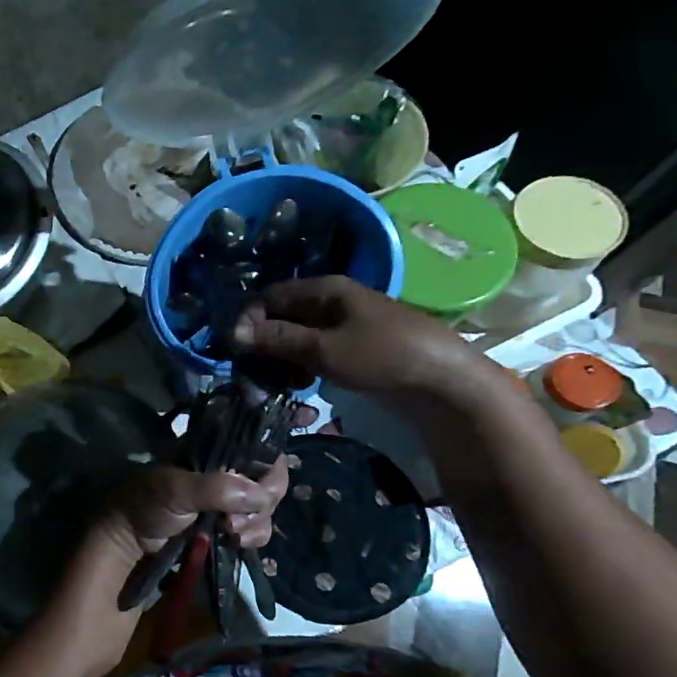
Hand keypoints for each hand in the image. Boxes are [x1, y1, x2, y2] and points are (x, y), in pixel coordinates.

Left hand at [90, 459, 290, 566]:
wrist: (130, 541)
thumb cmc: (148, 503)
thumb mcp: (175, 489)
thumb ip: (215, 488)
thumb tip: (260, 496)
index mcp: (218, 450)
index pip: (261, 448)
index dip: (268, 468)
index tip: (258, 489)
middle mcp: (230, 471)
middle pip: (271, 481)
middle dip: (260, 503)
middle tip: (233, 518)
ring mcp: (233, 500)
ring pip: (267, 508)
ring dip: (255, 523)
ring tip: (228, 532)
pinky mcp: (232, 527)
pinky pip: (259, 530)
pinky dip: (252, 537)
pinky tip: (233, 542)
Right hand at [232, 276, 489, 397]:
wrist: (442, 379)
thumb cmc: (381, 356)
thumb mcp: (324, 349)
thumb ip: (279, 339)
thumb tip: (233, 330)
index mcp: (324, 290)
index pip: (270, 296)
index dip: (250, 320)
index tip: (237, 351)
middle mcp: (332, 300)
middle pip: (283, 316)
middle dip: (266, 343)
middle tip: (259, 374)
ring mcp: (345, 324)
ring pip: (299, 336)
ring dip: (284, 358)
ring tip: (284, 384)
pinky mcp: (356, 346)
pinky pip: (318, 350)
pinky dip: (305, 366)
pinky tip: (305, 386)